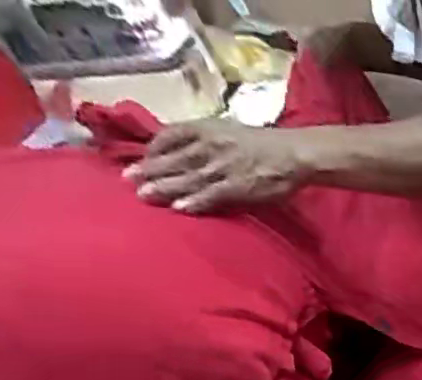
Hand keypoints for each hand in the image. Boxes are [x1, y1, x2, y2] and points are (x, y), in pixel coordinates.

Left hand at [124, 120, 311, 213]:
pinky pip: (211, 195)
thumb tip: (186, 148)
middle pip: (173, 159)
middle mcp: (208, 146)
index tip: (140, 160)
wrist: (293, 155)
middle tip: (128, 181)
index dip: (152, 149)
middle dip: (150, 170)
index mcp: (204, 129)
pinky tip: (179, 208)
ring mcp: (222, 168)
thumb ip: (207, 138)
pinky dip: (195, 201)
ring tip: (144, 196)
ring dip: (165, 187)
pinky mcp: (238, 188)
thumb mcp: (229, 130)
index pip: (169, 136)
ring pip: (187, 178)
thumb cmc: (265, 145)